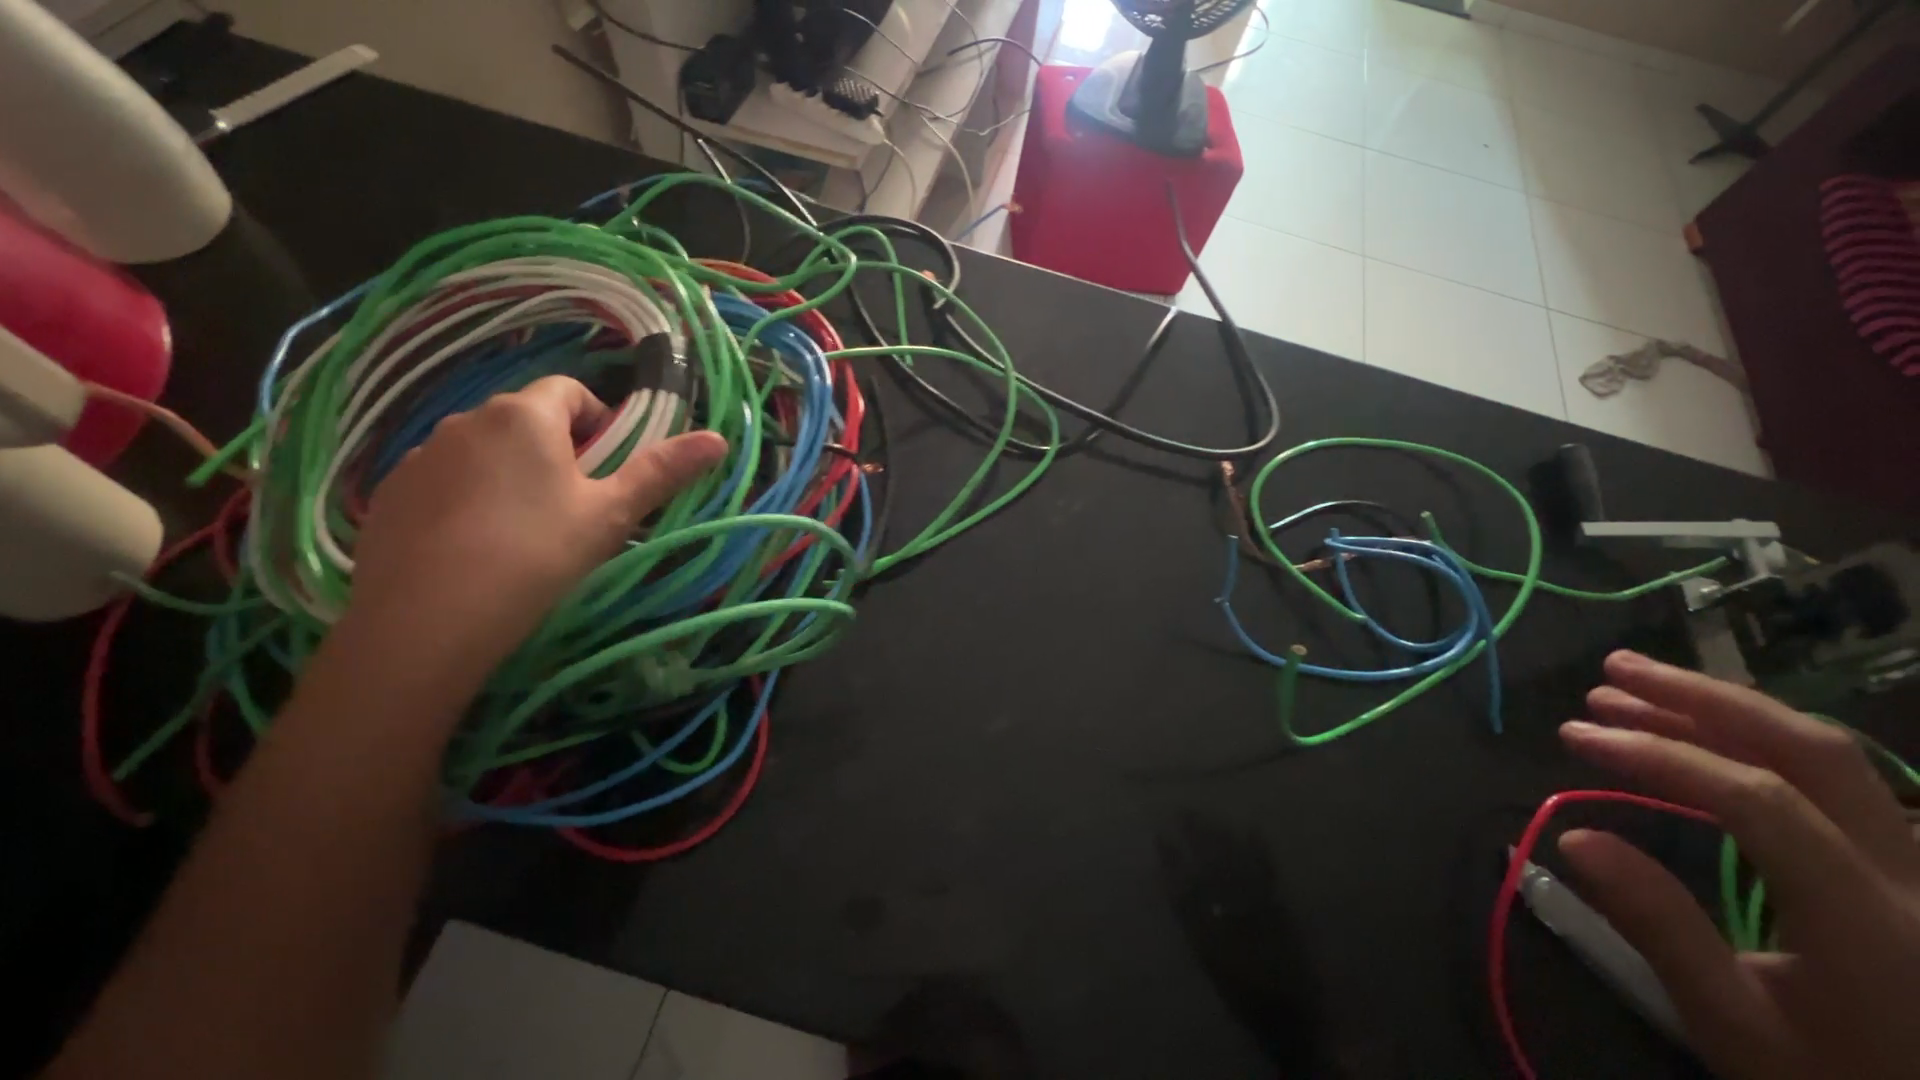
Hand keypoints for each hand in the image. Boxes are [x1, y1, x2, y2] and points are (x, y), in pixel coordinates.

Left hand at [339, 376, 727, 690]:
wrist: (427, 620)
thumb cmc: (536, 555)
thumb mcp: (609, 516)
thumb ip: (661, 472)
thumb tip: (718, 439)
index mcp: (526, 415)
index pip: (571, 390)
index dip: (599, 421)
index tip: (607, 469)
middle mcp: (468, 419)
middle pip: (525, 419)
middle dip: (555, 450)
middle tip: (573, 509)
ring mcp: (421, 455)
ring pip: (482, 451)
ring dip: (508, 474)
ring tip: (521, 535)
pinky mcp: (389, 493)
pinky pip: (443, 482)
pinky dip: (464, 501)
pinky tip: (473, 549)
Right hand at [1558, 650, 1919, 1079]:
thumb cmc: (1829, 1076)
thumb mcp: (1734, 1024)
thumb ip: (1659, 927)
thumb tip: (1572, 837)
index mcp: (1870, 917)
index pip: (1756, 799)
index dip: (1659, 754)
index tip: (1576, 736)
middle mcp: (1912, 872)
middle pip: (1809, 751)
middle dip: (1700, 699)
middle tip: (1610, 672)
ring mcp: (1918, 864)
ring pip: (1827, 754)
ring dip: (1723, 709)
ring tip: (1631, 686)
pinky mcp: (1907, 866)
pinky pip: (1836, 778)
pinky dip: (1758, 740)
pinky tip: (1702, 730)